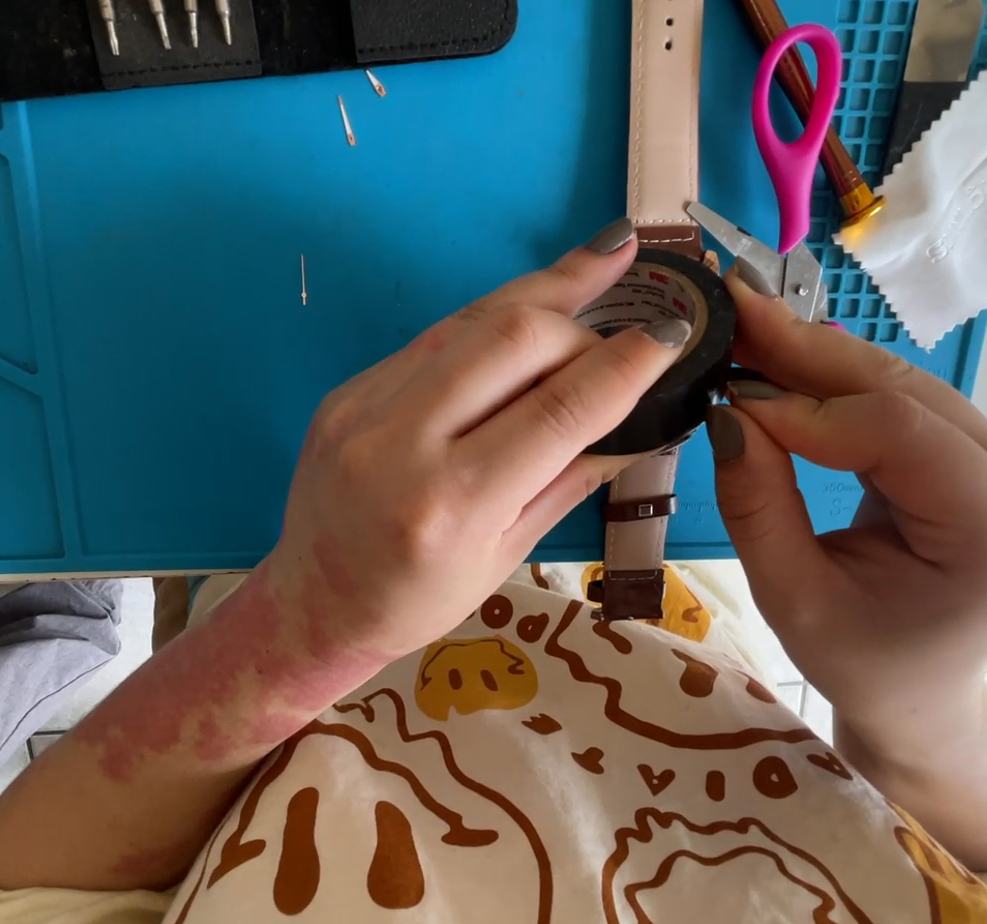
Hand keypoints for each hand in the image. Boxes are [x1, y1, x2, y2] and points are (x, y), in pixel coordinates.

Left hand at [263, 219, 691, 666]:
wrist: (314, 601)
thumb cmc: (417, 600)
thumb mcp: (505, 555)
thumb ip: (569, 478)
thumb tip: (639, 419)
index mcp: (452, 505)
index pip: (559, 411)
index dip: (625, 364)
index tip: (672, 331)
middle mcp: (402, 444)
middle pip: (511, 338)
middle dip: (581, 320)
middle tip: (625, 321)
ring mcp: (364, 407)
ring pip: (469, 320)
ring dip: (542, 293)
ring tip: (600, 259)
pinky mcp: (347, 389)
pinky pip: (433, 340)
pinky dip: (490, 326)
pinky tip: (528, 317)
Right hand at [708, 275, 986, 868]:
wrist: (919, 695)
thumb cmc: (858, 660)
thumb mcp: (791, 596)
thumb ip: (758, 505)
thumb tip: (726, 413)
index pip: (892, 431)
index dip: (800, 404)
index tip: (723, 391)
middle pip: (903, 391)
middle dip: (807, 353)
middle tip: (731, 310)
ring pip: (904, 387)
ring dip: (820, 361)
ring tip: (748, 330)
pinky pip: (906, 406)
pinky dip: (840, 386)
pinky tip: (790, 364)